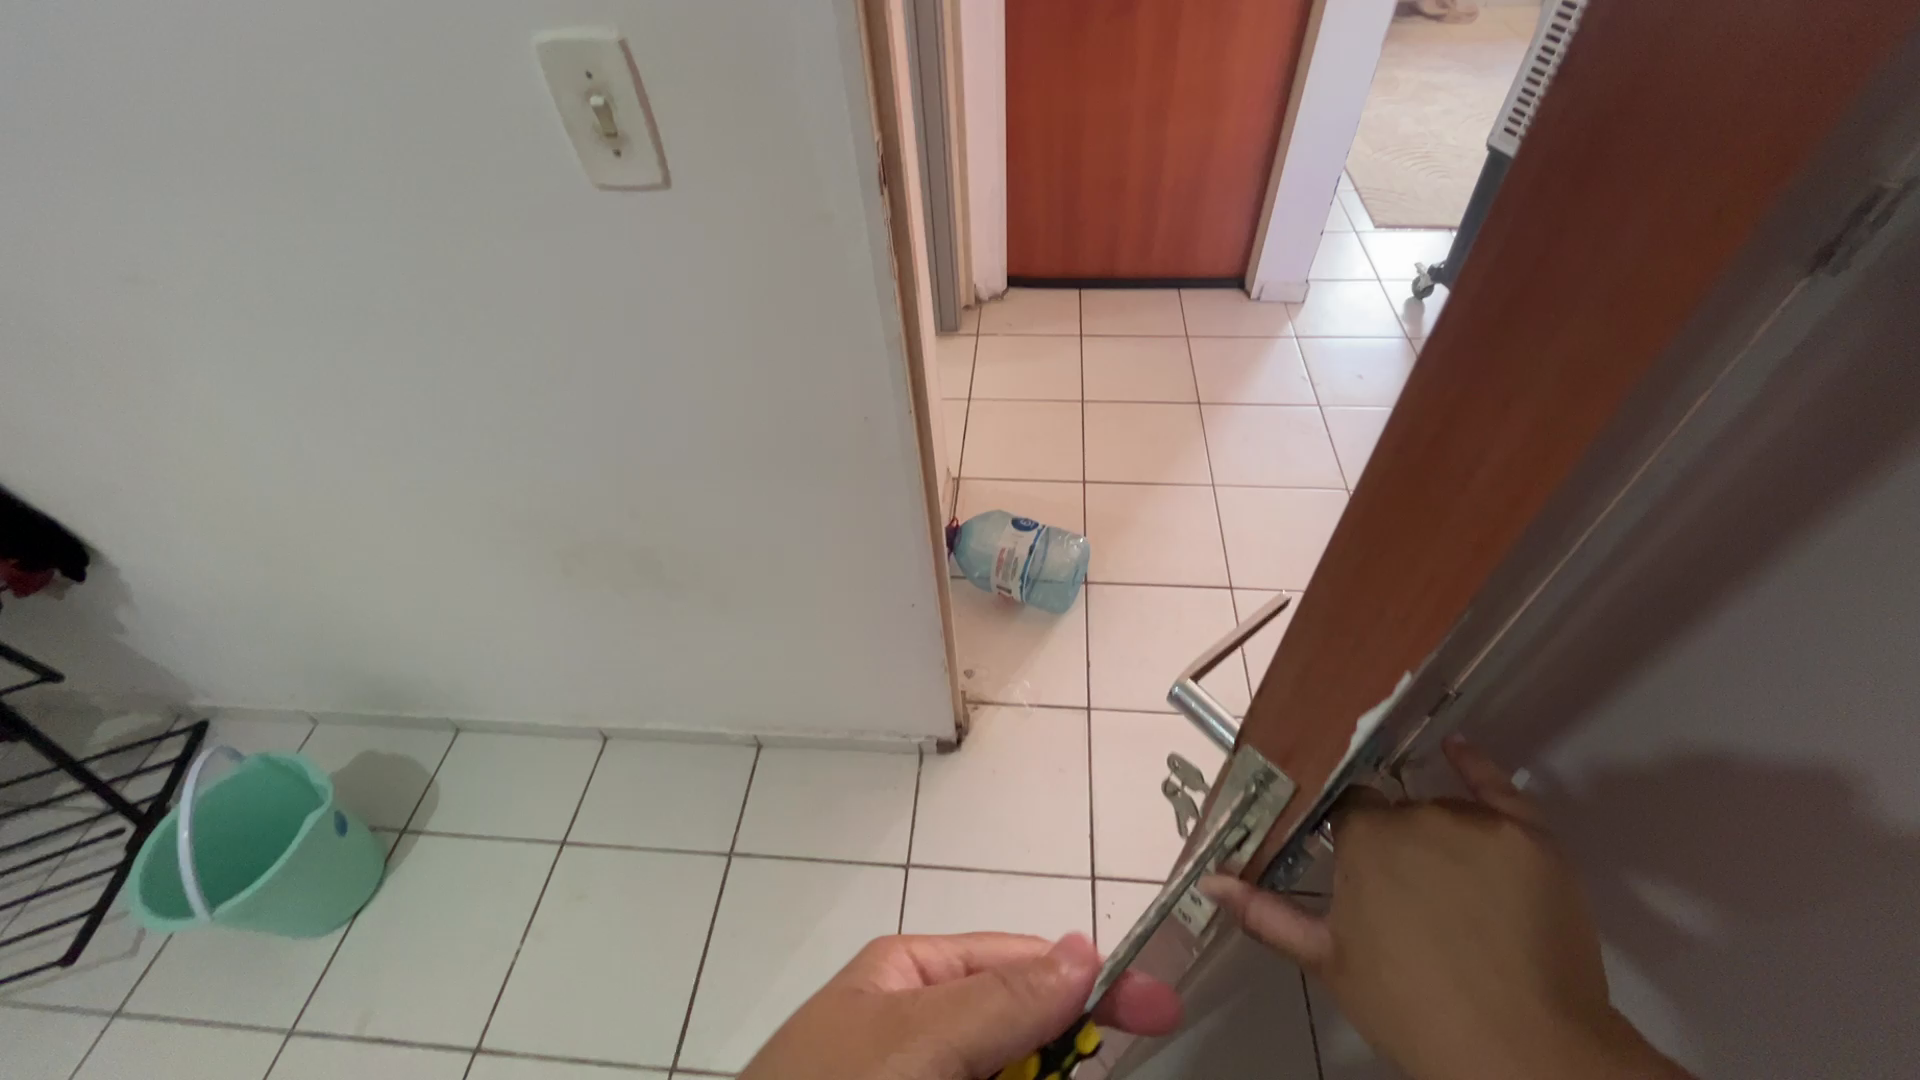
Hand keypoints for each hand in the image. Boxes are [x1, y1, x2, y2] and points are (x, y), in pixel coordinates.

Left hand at [739, 931, 1182, 1079]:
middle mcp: (920, 1025)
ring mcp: (923, 1077)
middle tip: (1110, 1058)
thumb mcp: (914, 1041)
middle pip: (1022, 1033)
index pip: (1019, 962)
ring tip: (1068, 1070)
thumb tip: (1084, 948)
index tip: (1157, 1008)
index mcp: (913, 975)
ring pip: (1011, 1075)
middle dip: (1062, 1055)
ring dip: (1042, 1076)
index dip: (1089, 982)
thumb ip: (1001, 1000)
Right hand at [1201, 737, 1690, 1079]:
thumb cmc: (1411, 1005)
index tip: (1351, 863)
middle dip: (1393, 842)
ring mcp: (1478, 824)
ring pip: (1443, 811)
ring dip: (1437, 835)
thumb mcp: (1329, 962)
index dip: (1348, 836)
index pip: (1347, 810)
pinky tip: (1456, 749)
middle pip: (1396, 810)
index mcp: (1363, 838)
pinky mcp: (1531, 837)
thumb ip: (1265, 914)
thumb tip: (1208, 880)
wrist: (1524, 1052)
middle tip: (1404, 895)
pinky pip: (1500, 787)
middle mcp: (1416, 815)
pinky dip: (1476, 767)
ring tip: (1453, 893)